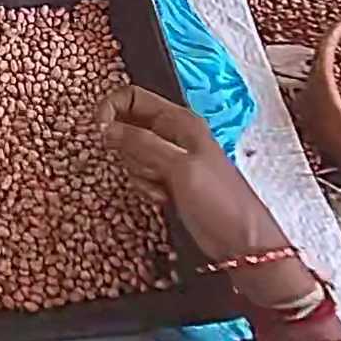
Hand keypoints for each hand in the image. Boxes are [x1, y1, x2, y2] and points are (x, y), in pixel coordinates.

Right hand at [95, 85, 286, 256]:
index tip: (98, 130)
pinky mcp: (165, 180)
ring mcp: (168, 158)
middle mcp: (172, 134)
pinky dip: (144, 187)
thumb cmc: (219, 200)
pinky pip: (138, 175)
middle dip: (128, 148)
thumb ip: (140, 143)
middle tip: (147, 166)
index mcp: (179, 120)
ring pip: (130, 153)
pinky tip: (163, 197)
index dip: (112, 108)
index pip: (133, 97)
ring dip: (138, 172)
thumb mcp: (178, 166)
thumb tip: (105, 128)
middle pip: (127, 126)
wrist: (241, 243)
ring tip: (162, 185)